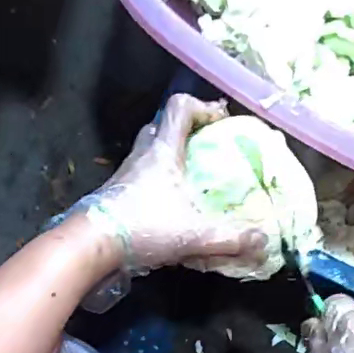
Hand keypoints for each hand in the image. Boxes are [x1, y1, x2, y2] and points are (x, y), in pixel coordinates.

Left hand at [77, 95, 266, 271]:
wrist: (90, 245)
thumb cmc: (143, 227)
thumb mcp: (194, 234)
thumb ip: (230, 239)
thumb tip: (263, 242)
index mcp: (162, 152)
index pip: (180, 108)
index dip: (202, 107)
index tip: (221, 122)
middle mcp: (141, 156)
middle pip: (161, 127)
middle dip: (185, 133)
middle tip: (205, 149)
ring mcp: (125, 175)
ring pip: (148, 153)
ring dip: (168, 159)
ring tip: (189, 180)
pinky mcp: (115, 195)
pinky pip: (140, 178)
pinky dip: (155, 184)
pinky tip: (168, 208)